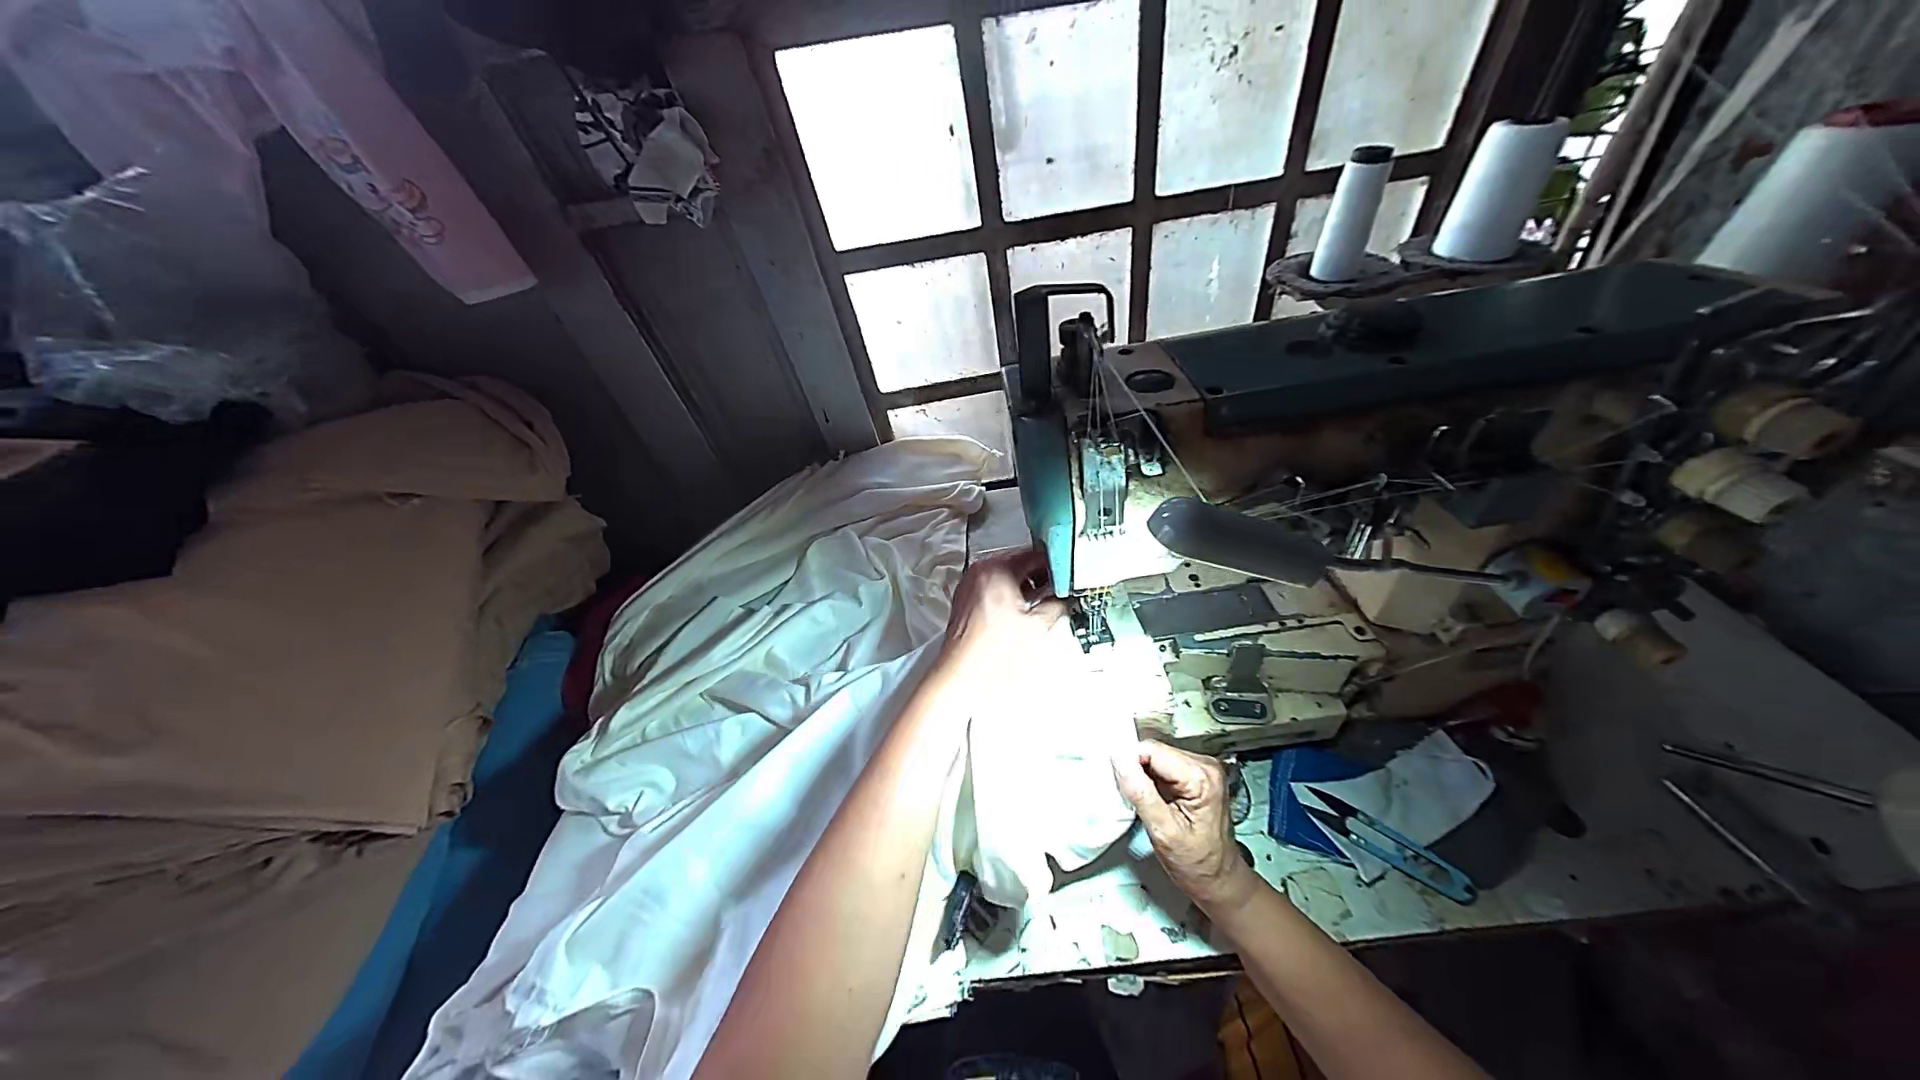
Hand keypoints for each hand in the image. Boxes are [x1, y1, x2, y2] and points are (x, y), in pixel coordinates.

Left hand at [941, 548, 1067, 672]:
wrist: (963, 674)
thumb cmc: (990, 652)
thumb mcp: (1036, 625)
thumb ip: (1056, 604)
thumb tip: (1063, 599)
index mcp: (996, 569)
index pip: (1034, 554)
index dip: (1056, 565)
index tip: (1068, 574)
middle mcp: (979, 571)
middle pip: (1019, 563)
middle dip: (1041, 577)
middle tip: (1059, 590)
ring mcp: (970, 585)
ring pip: (1006, 575)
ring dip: (1026, 586)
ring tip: (1043, 604)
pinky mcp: (966, 600)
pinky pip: (993, 587)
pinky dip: (1009, 595)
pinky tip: (1022, 612)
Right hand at [1113, 740, 1259, 913]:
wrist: (1218, 879)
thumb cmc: (1198, 864)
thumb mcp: (1164, 832)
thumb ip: (1141, 794)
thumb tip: (1120, 762)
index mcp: (1202, 777)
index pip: (1151, 750)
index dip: (1130, 764)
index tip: (1122, 785)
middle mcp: (1205, 766)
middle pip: (1153, 751)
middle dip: (1136, 770)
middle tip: (1134, 799)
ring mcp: (1201, 769)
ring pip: (1155, 757)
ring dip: (1143, 776)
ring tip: (1146, 802)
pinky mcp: (1194, 775)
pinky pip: (1161, 766)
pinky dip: (1150, 780)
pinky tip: (1153, 800)